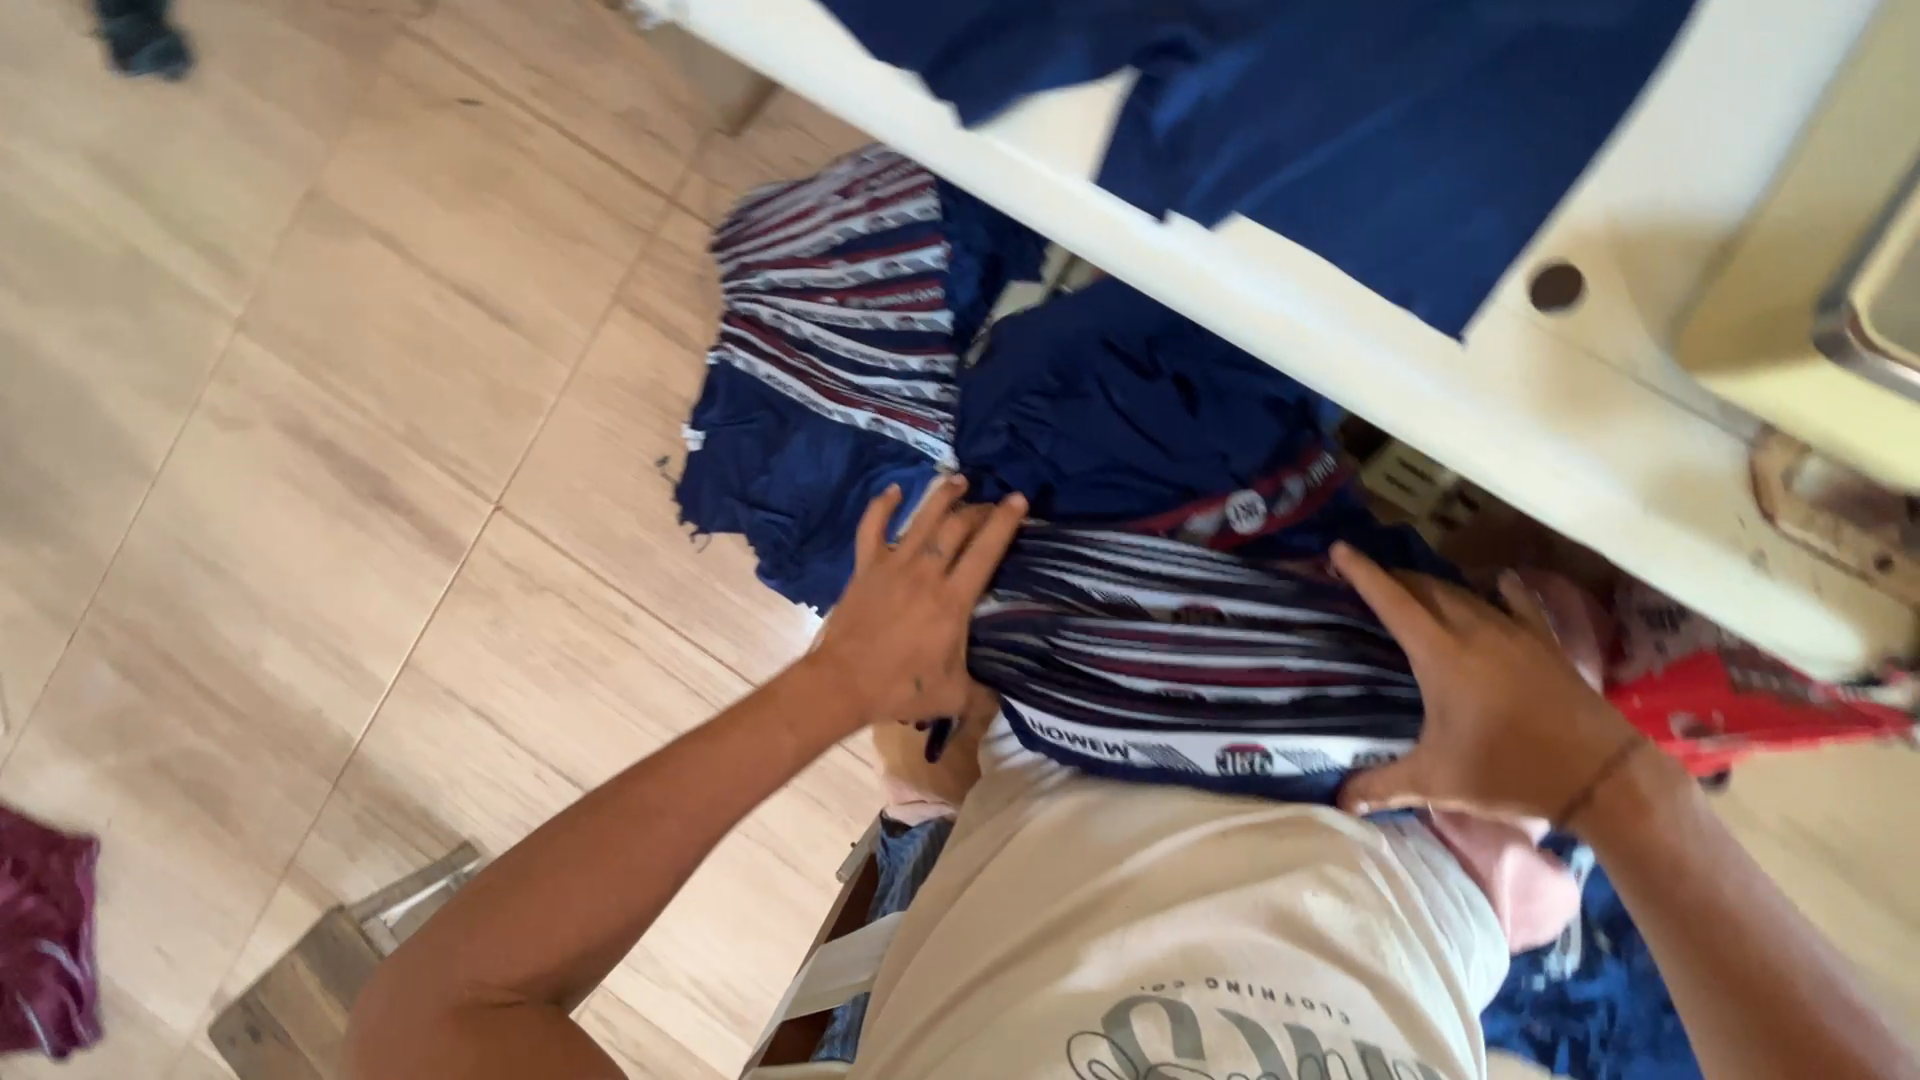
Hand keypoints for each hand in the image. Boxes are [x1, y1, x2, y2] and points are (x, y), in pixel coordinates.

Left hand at [808, 475, 1025, 731]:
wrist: (842, 683)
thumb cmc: (899, 688)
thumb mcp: (952, 697)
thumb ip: (982, 697)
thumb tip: (1001, 702)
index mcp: (952, 599)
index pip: (986, 550)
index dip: (1005, 522)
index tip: (1019, 500)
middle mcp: (926, 572)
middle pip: (957, 527)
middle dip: (979, 509)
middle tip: (992, 503)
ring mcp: (893, 565)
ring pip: (922, 519)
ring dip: (942, 496)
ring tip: (959, 480)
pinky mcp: (865, 568)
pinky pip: (872, 527)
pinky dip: (882, 505)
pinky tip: (894, 489)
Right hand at [1330, 542, 1652, 822]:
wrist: (1605, 779)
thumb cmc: (1511, 772)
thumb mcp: (1437, 782)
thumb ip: (1382, 786)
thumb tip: (1338, 803)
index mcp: (1440, 654)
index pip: (1391, 600)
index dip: (1362, 572)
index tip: (1339, 549)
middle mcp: (1475, 631)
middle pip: (1426, 589)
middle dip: (1392, 577)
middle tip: (1368, 576)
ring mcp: (1517, 633)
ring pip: (1465, 594)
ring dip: (1434, 586)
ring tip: (1414, 588)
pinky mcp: (1547, 644)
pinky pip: (1520, 604)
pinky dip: (1502, 591)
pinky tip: (1499, 583)